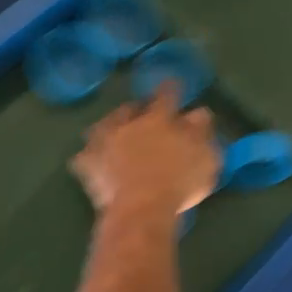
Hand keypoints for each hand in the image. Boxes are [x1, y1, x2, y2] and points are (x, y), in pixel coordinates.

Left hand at [71, 84, 218, 219]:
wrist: (142, 209)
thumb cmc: (179, 181)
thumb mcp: (205, 156)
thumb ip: (202, 131)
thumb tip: (198, 112)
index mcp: (159, 120)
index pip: (166, 96)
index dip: (171, 88)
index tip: (174, 83)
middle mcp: (128, 125)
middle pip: (130, 109)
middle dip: (136, 107)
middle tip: (142, 111)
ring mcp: (105, 144)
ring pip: (104, 126)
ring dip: (110, 126)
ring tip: (115, 132)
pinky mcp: (89, 166)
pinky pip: (86, 157)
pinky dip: (91, 157)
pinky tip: (93, 160)